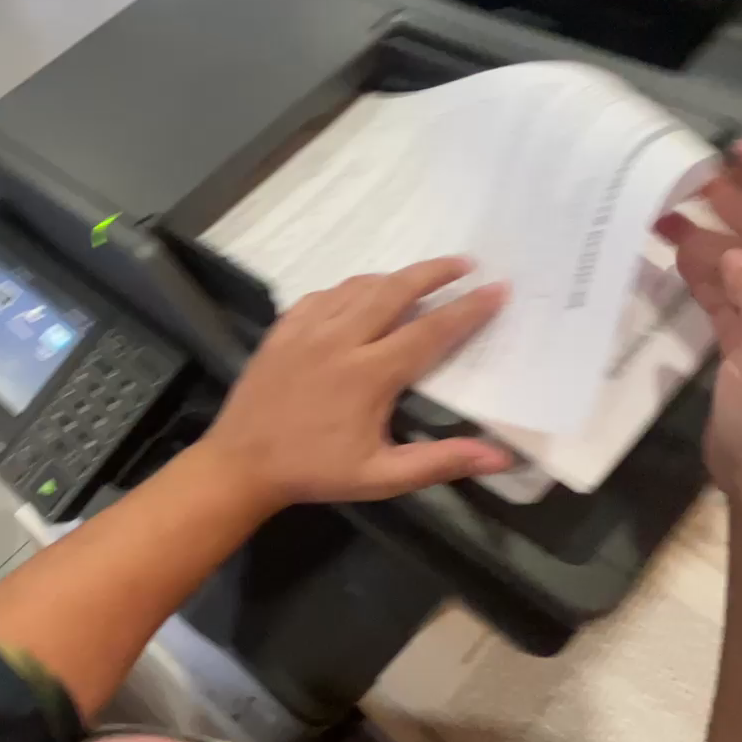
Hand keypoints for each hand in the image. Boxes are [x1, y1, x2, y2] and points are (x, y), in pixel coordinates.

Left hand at [195, 257, 511, 511]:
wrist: (240, 463)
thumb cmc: (312, 471)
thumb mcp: (379, 477)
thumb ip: (439, 463)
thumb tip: (501, 457)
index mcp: (368, 374)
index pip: (429, 331)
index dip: (468, 309)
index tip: (497, 289)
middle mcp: (337, 341)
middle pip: (393, 292)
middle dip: (432, 273)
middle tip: (464, 264)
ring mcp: (303, 333)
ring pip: (354, 288)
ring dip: (389, 278)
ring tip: (416, 278)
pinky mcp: (279, 333)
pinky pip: (317, 297)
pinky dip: (344, 290)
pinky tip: (355, 296)